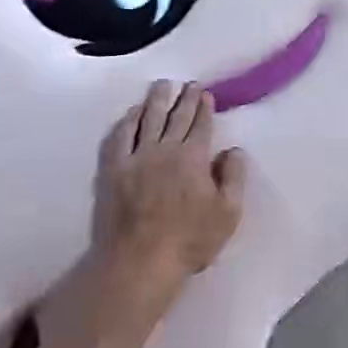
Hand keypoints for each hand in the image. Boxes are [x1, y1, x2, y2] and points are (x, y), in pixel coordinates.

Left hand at [94, 80, 246, 295]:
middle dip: (185, 98)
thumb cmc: (189, 241)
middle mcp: (166, 149)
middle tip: (189, 84)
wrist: (139, 262)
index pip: (201, 125)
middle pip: (176, 117)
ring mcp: (136, 157)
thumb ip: (234, 177)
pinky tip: (132, 113)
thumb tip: (233, 150)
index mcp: (194, 157)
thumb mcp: (228, 213)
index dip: (204, 108)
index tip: (205, 93)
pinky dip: (128, 121)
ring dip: (156, 100)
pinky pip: (120, 137)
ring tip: (162, 85)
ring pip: (148, 119)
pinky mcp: (113, 170)